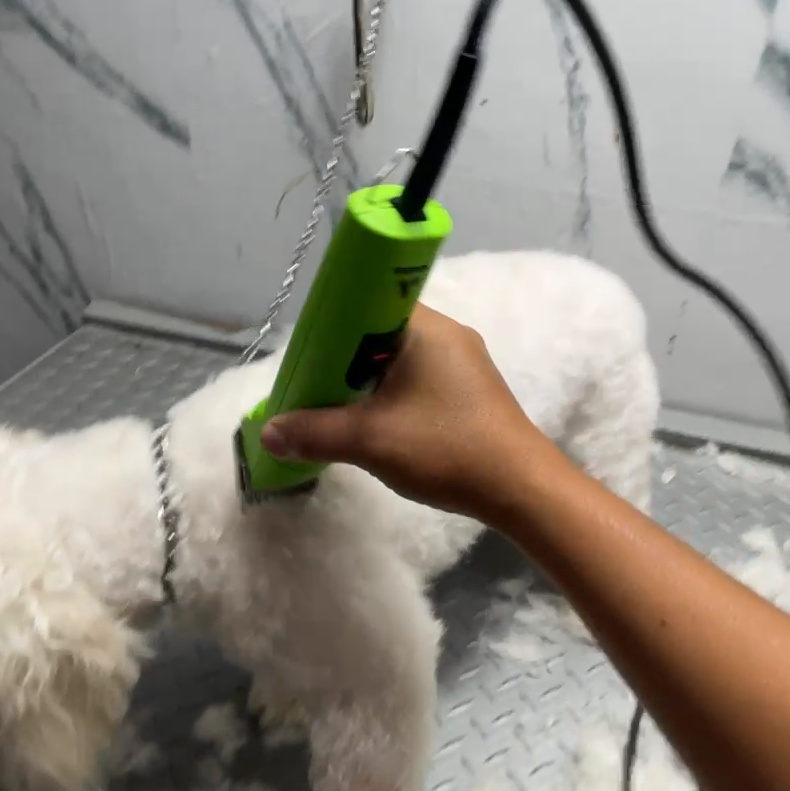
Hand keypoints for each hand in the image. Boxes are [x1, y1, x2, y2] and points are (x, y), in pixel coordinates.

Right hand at [260, 305, 555, 518]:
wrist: (521, 488)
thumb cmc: (446, 449)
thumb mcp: (370, 441)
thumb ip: (315, 433)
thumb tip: (268, 433)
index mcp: (427, 328)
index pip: (368, 302)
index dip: (332, 325)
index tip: (309, 356)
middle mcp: (448, 335)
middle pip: (379, 334)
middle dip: (343, 361)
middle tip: (315, 389)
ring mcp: (463, 364)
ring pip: (398, 362)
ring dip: (366, 384)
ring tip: (338, 411)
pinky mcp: (470, 392)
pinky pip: (418, 381)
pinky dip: (391, 397)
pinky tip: (377, 425)